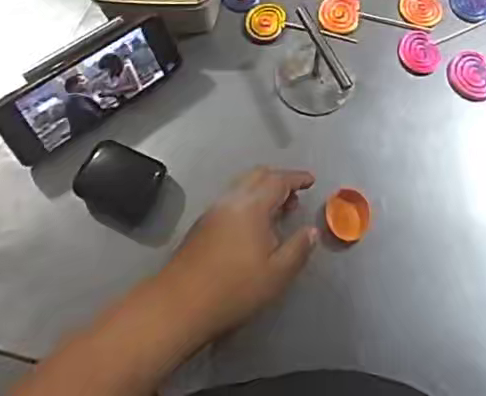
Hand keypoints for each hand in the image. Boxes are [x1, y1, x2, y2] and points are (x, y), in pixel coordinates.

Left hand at [160, 166, 318, 336]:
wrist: (175, 309)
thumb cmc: (232, 289)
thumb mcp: (276, 274)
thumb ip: (299, 249)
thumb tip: (311, 232)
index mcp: (253, 204)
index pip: (280, 180)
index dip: (298, 178)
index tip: (311, 181)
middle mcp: (232, 200)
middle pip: (259, 175)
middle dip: (279, 180)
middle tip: (294, 197)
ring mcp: (212, 213)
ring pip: (242, 187)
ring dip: (261, 192)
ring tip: (274, 214)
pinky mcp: (199, 228)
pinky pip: (230, 201)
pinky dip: (247, 203)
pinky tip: (249, 229)